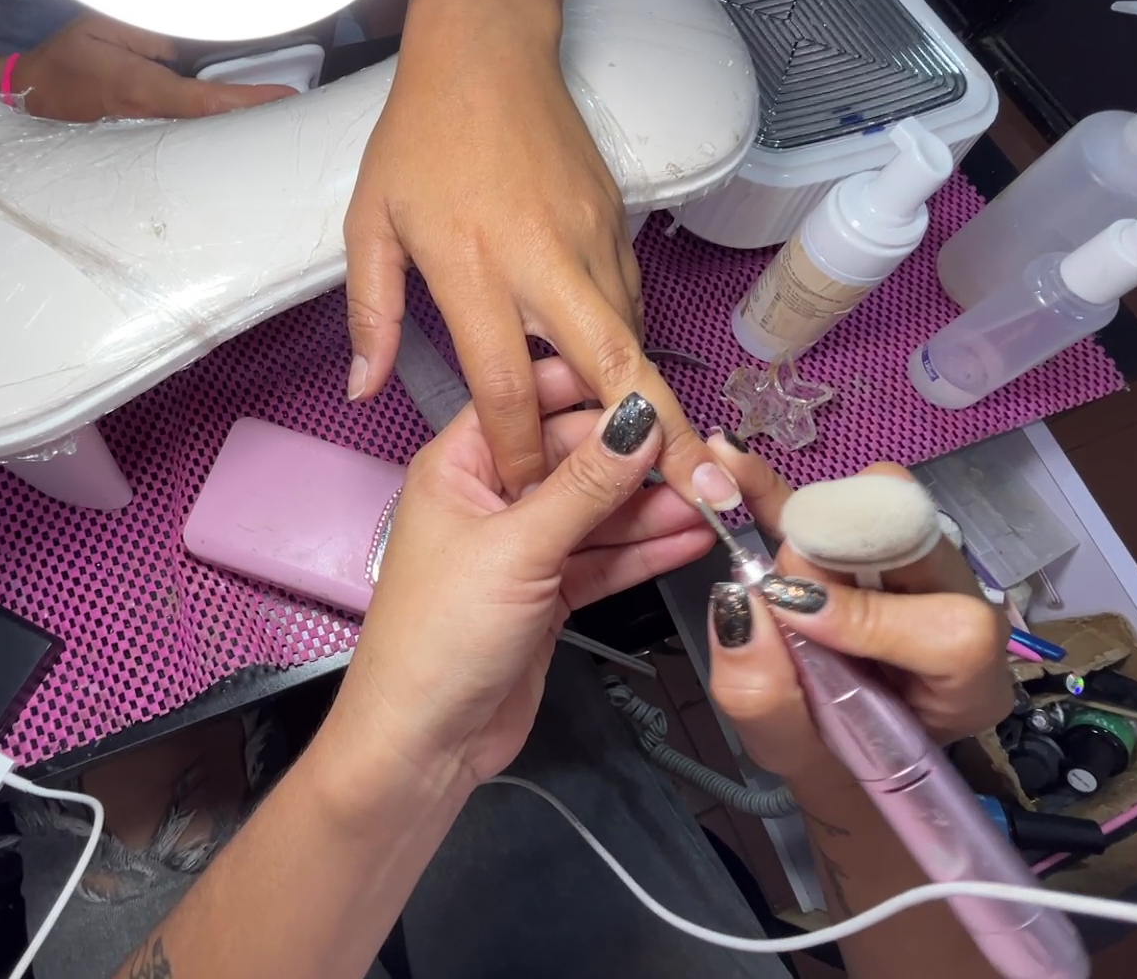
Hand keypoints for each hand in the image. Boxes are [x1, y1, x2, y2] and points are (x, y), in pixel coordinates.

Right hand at [0, 13, 295, 122]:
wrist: (40, 95)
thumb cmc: (68, 59)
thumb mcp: (102, 28)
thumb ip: (149, 36)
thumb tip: (188, 47)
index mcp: (145, 89)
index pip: (208, 100)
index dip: (249, 101)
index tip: (284, 99)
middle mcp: (157, 118)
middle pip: (220, 125)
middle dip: (259, 119)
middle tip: (300, 113)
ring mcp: (158, 131)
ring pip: (211, 132)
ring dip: (246, 124)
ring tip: (283, 116)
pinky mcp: (155, 134)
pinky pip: (198, 131)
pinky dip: (226, 125)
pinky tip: (247, 123)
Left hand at [332, 364, 750, 793]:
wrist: (425, 743)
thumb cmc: (447, 628)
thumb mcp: (517, 547)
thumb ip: (584, 484)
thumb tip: (639, 418)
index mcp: (460, 464)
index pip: (527, 402)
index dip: (587, 392)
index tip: (652, 392)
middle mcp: (490, 495)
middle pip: (571, 459)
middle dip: (632, 461)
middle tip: (702, 462)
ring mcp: (521, 546)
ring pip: (593, 514)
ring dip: (648, 511)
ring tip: (712, 505)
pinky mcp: (547, 592)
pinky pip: (599, 560)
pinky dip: (640, 554)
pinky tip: (690, 542)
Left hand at [342, 21, 740, 511]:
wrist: (486, 52)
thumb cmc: (420, 141)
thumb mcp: (370, 225)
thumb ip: (371, 314)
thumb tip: (364, 387)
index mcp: (474, 269)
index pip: (506, 385)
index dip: (521, 452)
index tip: (527, 494)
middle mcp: (545, 263)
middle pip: (612, 366)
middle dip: (654, 439)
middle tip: (695, 492)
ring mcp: (593, 242)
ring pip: (632, 339)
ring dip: (646, 402)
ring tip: (665, 458)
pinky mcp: (619, 228)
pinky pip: (631, 306)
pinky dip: (631, 352)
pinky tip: (622, 382)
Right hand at [700, 454, 1011, 786]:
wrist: (838, 749)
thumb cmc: (823, 759)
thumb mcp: (788, 750)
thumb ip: (762, 692)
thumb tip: (737, 602)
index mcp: (966, 684)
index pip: (952, 632)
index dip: (867, 616)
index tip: (790, 612)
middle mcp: (959, 610)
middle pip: (912, 548)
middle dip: (823, 558)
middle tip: (773, 590)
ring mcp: (919, 566)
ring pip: (876, 509)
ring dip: (802, 522)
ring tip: (750, 539)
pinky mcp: (870, 540)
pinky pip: (834, 496)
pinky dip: (778, 484)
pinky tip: (731, 456)